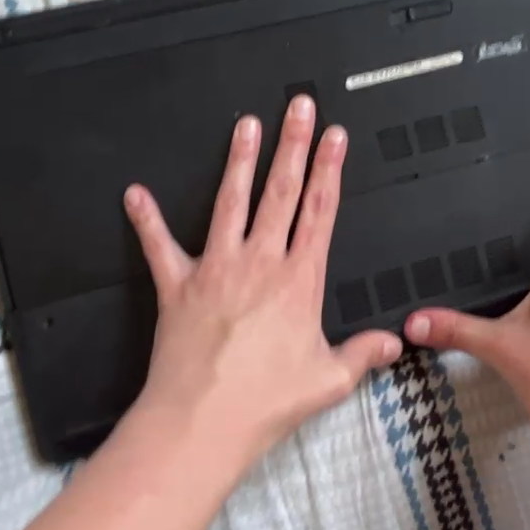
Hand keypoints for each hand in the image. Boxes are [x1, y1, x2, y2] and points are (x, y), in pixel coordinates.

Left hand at [118, 95, 401, 466]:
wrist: (202, 422)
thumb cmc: (265, 402)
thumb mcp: (329, 380)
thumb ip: (363, 354)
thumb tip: (394, 343)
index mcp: (299, 281)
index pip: (320, 211)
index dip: (329, 169)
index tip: (334, 136)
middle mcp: (260, 263)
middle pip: (281, 192)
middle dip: (293, 145)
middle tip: (298, 108)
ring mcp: (217, 269)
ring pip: (231, 202)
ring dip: (241, 161)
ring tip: (247, 124)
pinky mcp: (178, 286)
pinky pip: (160, 246)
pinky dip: (147, 221)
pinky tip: (135, 194)